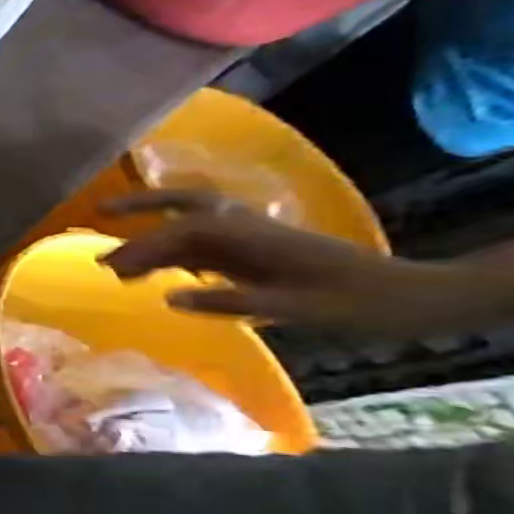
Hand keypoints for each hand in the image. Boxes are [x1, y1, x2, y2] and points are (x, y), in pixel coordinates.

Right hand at [100, 191, 477, 335]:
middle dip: (139, 206)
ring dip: (154, 227)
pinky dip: (177, 244)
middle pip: (182, 204)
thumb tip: (167, 297)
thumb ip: (229, 301)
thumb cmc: (357, 304)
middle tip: (98, 212)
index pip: (179, 234)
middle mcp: (246, 227)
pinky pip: (207, 239)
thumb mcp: (295, 308)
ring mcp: (254, 236)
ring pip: (191, 221)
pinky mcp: (261, 248)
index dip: (139, 248)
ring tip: (121, 251)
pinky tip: (164, 266)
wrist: (415, 296)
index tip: (105, 267)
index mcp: (250, 237)